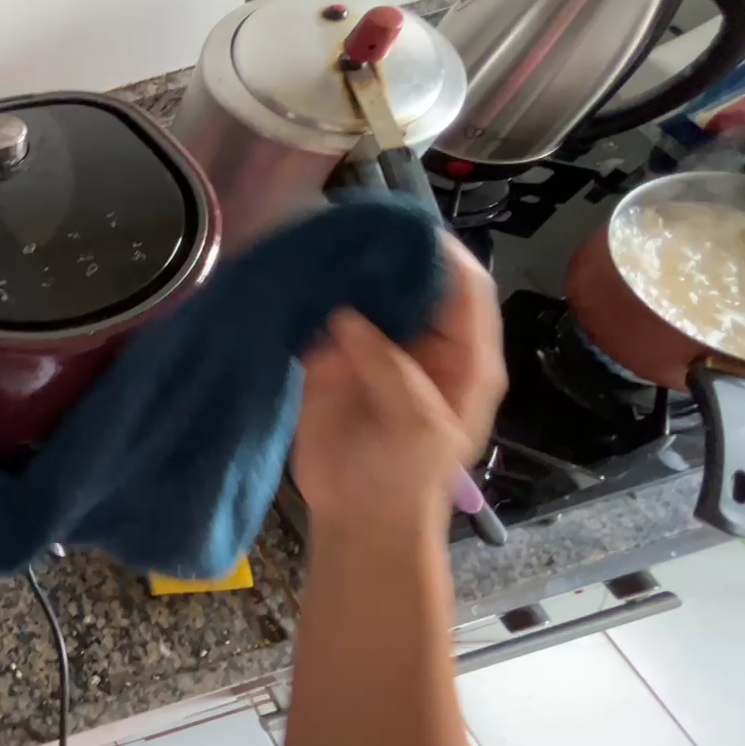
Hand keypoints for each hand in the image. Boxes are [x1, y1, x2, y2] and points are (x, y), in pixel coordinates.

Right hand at [292, 233, 505, 525]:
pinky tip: (282, 293)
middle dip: (380, 262)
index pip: (461, 291)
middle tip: (342, 235)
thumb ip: (387, 366)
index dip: (440, 257)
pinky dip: (301, 312)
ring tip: (307, 256)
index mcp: (460, 356)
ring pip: (357, 305)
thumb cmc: (404, 474)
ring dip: (335, 283)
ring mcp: (367, 356)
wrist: (356, 515)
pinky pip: (315, 330)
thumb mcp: (414, 420)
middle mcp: (415, 346)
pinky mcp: (325, 369)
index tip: (401, 230)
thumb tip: (345, 315)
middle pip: (406, 289)